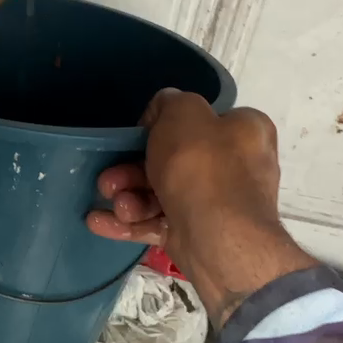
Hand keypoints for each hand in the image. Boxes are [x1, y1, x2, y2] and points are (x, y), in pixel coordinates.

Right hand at [86, 91, 316, 323]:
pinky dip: (128, 223)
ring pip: (162, 194)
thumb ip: (170, 103)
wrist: (218, 239)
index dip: (167, 126)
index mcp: (244, 132)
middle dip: (132, 170)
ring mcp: (216, 205)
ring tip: (114, 202)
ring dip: (129, 198)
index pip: (203, 120)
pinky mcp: (197, 234)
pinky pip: (157, 223)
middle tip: (109, 177)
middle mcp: (235, 167)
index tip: (140, 135)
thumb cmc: (201, 167)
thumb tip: (163, 110)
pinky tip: (98, 221)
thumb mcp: (183, 114)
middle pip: (173, 161)